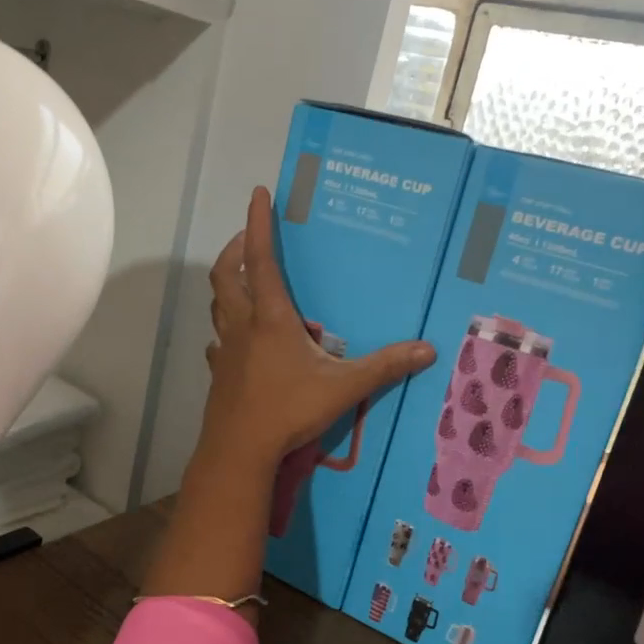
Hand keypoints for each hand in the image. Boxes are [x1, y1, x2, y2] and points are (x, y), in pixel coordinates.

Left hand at [200, 187, 436, 468]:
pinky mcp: (219, 373)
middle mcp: (242, 325)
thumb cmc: (288, 410)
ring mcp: (225, 350)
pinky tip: (238, 341)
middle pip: (225, 274)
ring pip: (217, 304)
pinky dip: (225, 329)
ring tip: (243, 280)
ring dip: (227, 285)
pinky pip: (218, 341)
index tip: (258, 193)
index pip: (260, 258)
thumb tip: (427, 350)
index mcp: (270, 318)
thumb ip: (384, 366)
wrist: (239, 450)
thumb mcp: (343, 387)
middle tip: (249, 239)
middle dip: (234, 249)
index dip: (258, 223)